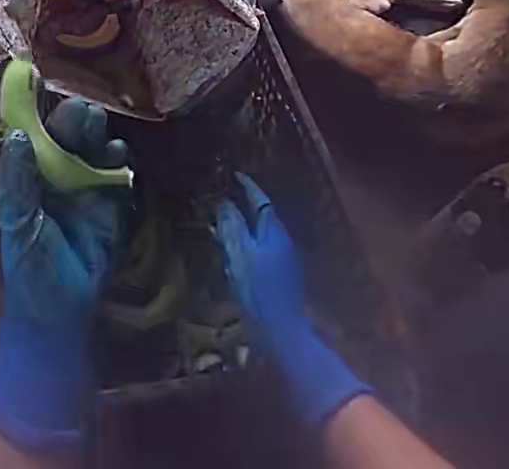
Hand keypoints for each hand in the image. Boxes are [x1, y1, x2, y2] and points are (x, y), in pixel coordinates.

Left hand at [0, 99, 128, 453]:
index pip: (38, 134)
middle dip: (76, 118)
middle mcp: (60, 172)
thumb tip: (15, 136)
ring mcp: (88, 184)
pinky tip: (116, 154)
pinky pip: (117, 171)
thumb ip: (17, 182)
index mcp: (32, 174)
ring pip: (95, 146)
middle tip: (83, 111)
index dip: (43, 112)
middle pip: (70, 134)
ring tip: (97, 126)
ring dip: (97, 134)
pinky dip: (118, 159)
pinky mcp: (113, 200)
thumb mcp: (18, 224)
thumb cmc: (29, 267)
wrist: (61, 313)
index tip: (48, 86)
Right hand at [214, 174, 369, 427]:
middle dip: (245, 205)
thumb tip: (224, 201)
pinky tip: (236, 253)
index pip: (260, 199)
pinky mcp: (282, 276)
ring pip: (262, 233)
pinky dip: (249, 243)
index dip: (247, 186)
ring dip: (246, 225)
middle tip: (224, 198)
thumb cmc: (259, 290)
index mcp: (273, 229)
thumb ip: (232, 226)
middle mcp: (283, 239)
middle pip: (262, 215)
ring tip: (225, 223)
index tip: (235, 175)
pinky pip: (263, 249)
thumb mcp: (239, 254)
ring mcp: (285, 259)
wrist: (284, 334)